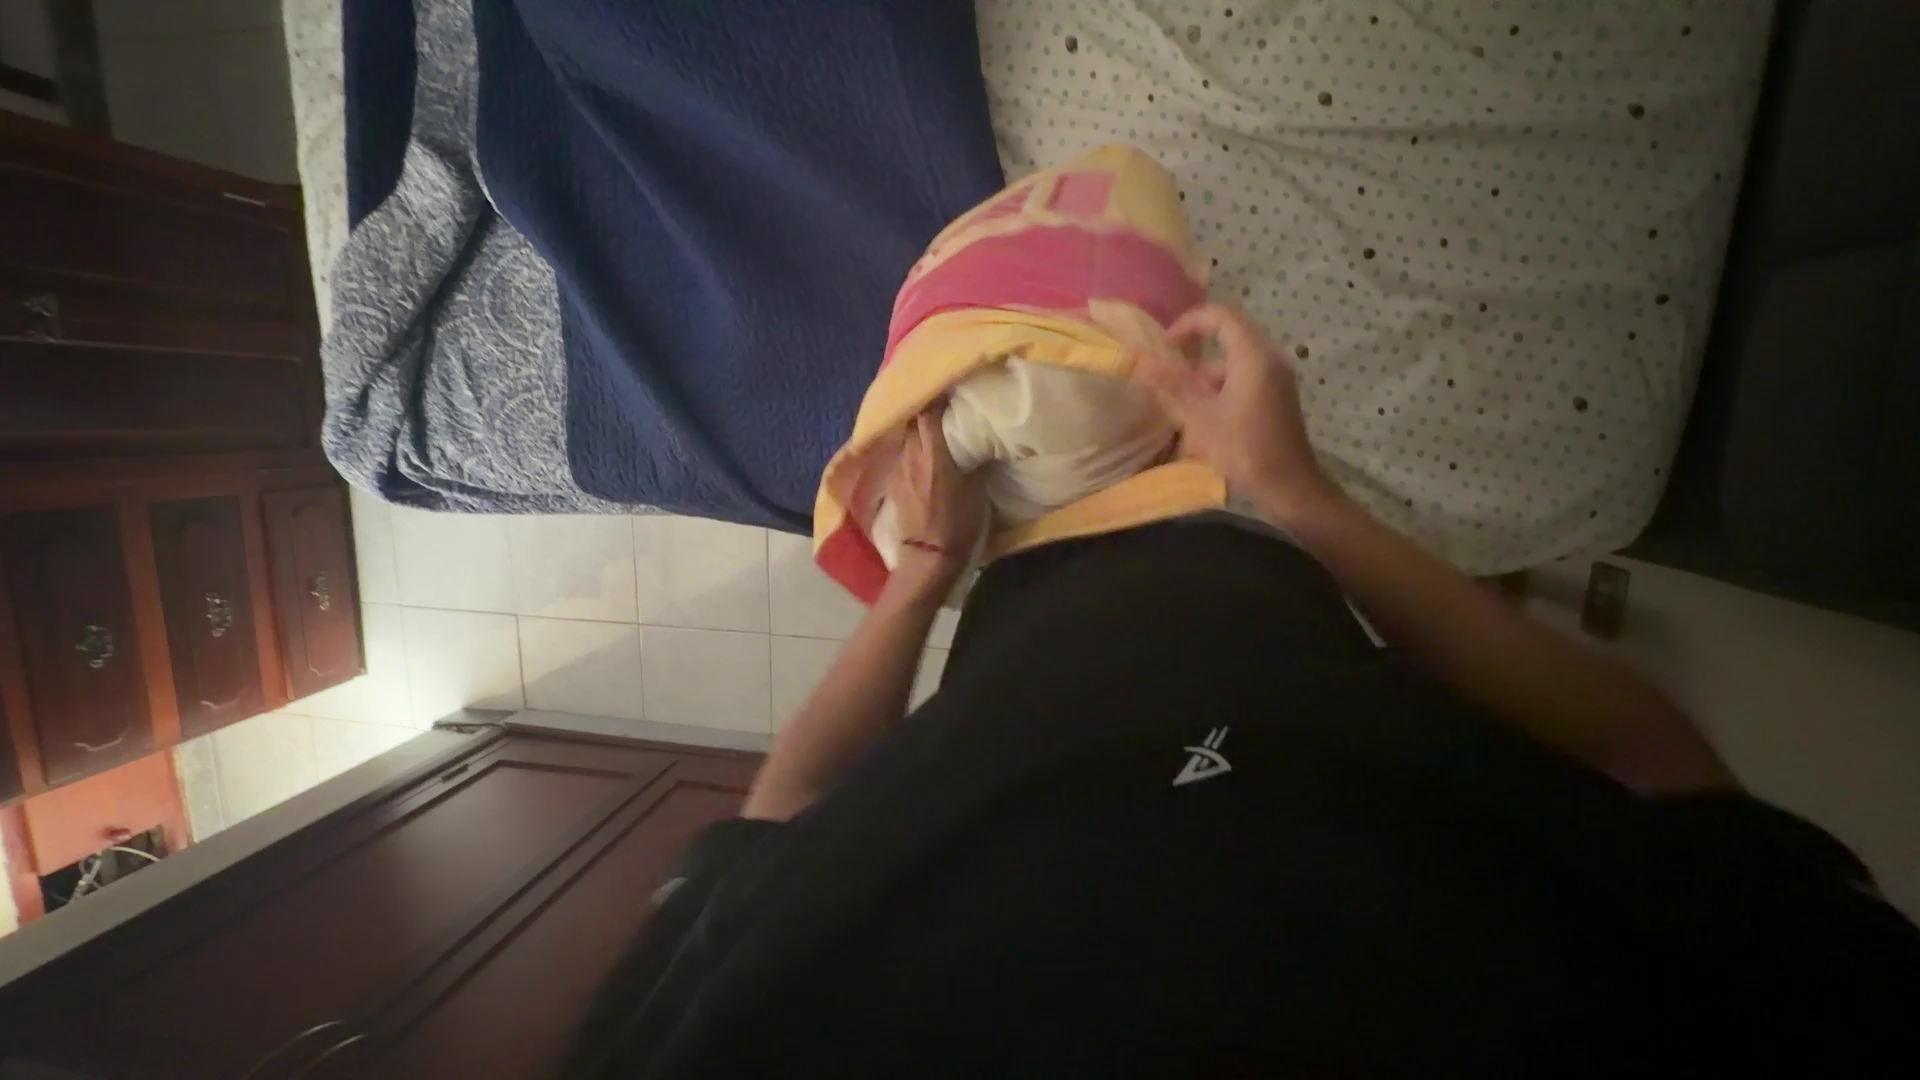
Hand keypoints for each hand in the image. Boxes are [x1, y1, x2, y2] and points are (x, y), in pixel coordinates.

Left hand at [885, 409, 983, 594]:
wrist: (928, 557)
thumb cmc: (959, 524)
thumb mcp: (977, 490)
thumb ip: (971, 461)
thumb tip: (973, 444)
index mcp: (933, 454)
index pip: (929, 414)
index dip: (938, 399)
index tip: (950, 392)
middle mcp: (911, 457)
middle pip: (913, 422)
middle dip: (926, 412)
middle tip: (942, 408)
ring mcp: (898, 471)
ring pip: (906, 439)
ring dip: (917, 431)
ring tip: (932, 430)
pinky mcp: (894, 485)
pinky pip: (902, 457)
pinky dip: (911, 450)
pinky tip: (921, 456)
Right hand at [1134, 304, 1341, 527]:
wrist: (1288, 485)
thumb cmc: (1243, 449)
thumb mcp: (1201, 418)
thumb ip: (1173, 385)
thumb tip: (1143, 361)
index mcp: (1253, 357)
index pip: (1221, 316)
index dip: (1189, 322)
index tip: (1165, 344)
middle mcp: (1269, 358)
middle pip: (1229, 334)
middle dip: (1195, 347)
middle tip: (1167, 366)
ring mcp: (1276, 377)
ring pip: (1235, 359)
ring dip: (1205, 372)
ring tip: (1178, 398)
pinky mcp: (1276, 396)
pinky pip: (1245, 376)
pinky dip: (1220, 385)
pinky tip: (1202, 413)